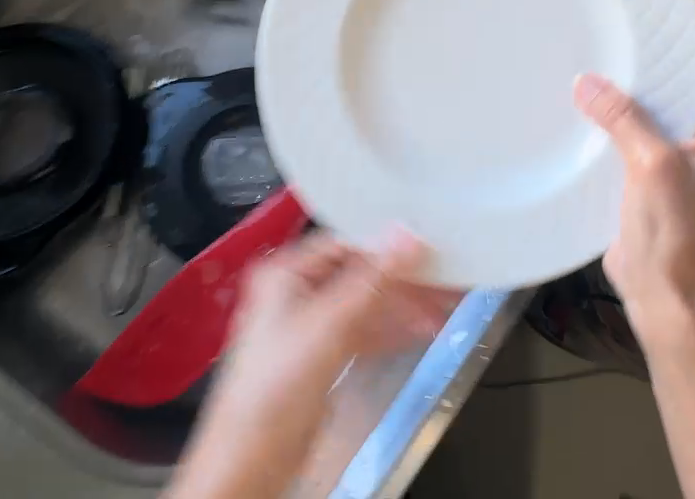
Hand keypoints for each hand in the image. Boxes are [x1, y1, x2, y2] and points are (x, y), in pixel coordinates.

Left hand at [171, 233, 457, 498]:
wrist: (251, 459)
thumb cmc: (276, 386)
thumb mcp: (330, 323)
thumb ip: (373, 279)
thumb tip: (407, 235)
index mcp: (285, 273)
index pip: (345, 244)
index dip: (385, 245)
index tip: (424, 245)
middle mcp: (296, 293)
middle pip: (360, 275)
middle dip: (401, 280)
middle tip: (442, 278)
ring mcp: (310, 326)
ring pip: (366, 304)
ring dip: (403, 306)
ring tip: (442, 305)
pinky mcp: (322, 357)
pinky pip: (365, 331)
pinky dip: (391, 329)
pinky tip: (422, 329)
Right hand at [575, 73, 694, 341]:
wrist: (660, 292)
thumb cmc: (671, 225)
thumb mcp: (650, 162)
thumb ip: (622, 118)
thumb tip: (586, 81)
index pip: (688, 86)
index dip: (661, 66)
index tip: (628, 44)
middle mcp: (694, 149)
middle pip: (658, 106)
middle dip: (628, 88)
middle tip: (594, 57)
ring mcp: (666, 169)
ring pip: (636, 129)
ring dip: (611, 115)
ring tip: (578, 82)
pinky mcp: (640, 187)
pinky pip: (620, 152)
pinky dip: (601, 140)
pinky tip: (575, 123)